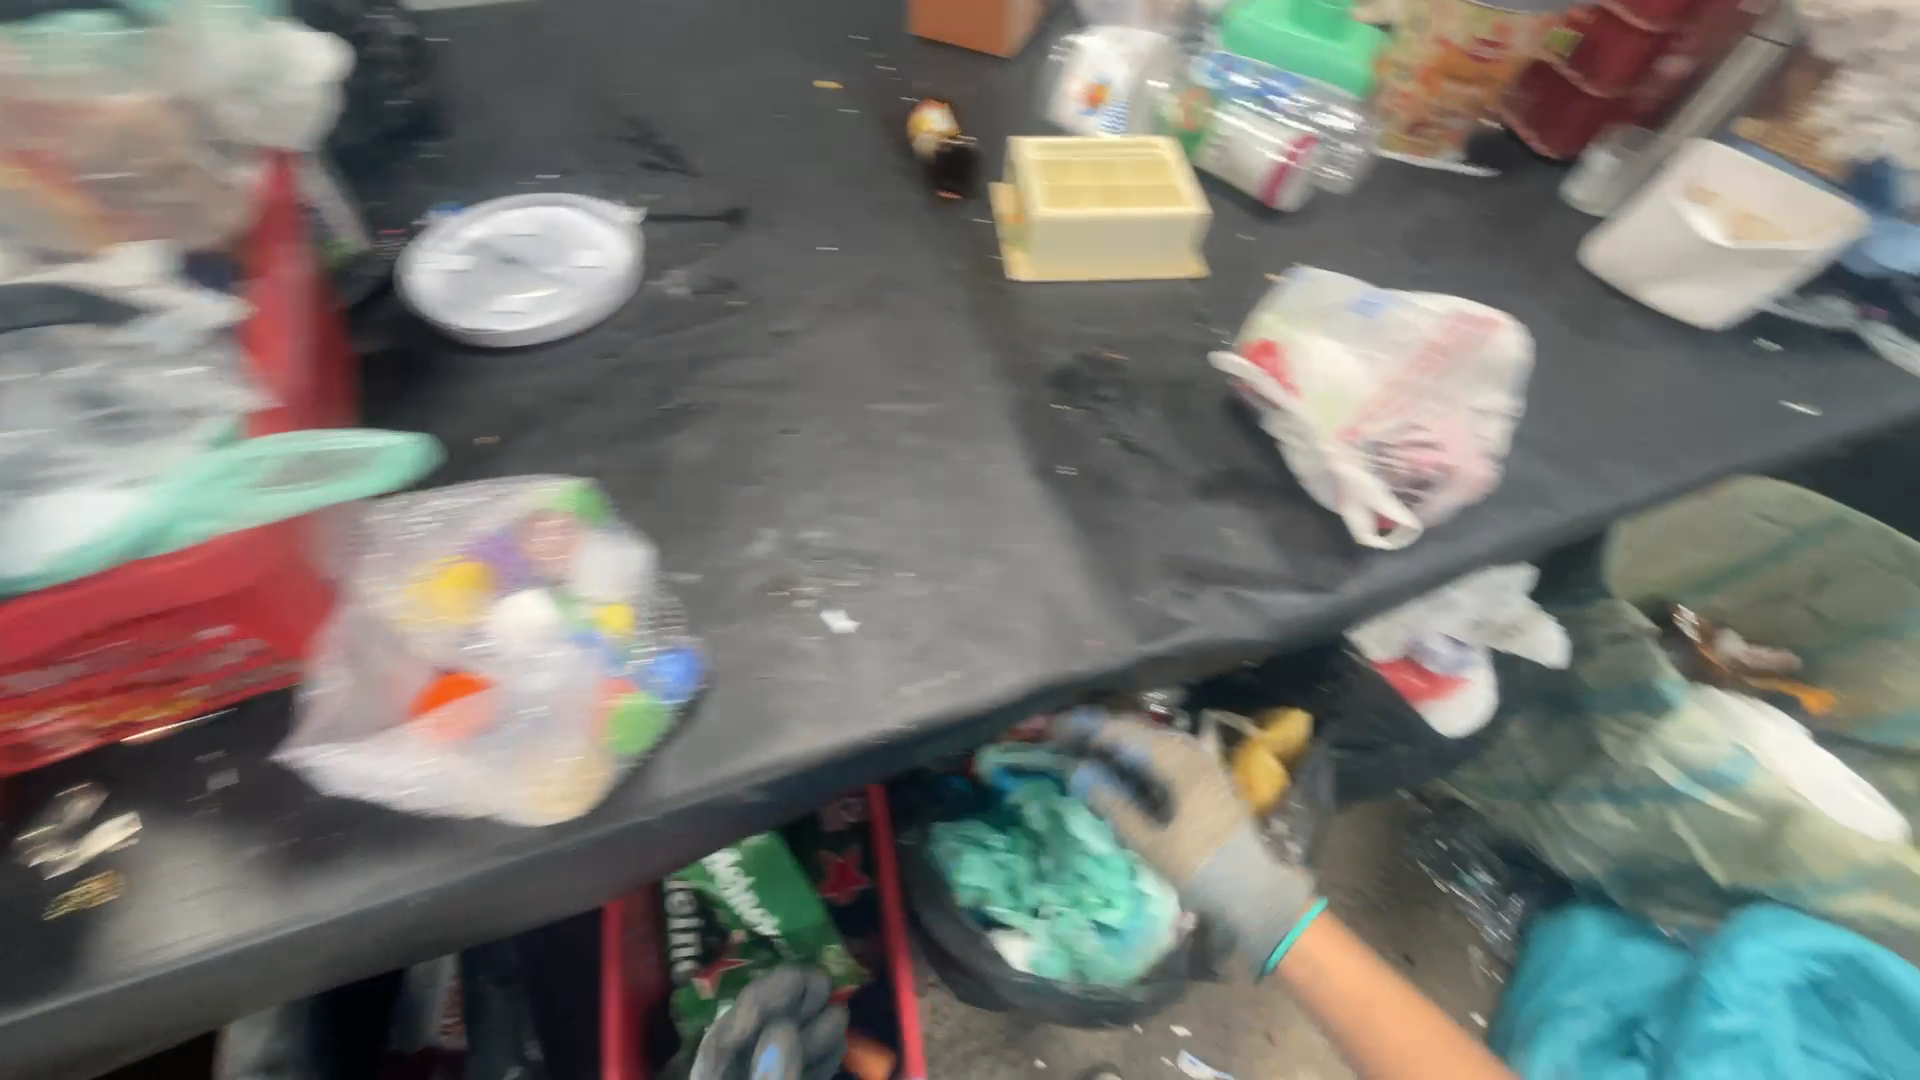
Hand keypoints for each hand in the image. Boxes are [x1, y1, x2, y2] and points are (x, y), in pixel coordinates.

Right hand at [1054, 709, 1320, 978]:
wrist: (1259, 897)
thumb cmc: (1204, 872)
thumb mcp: (1152, 844)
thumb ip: (1114, 804)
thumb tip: (1077, 772)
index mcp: (1179, 763)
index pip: (1123, 733)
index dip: (1087, 728)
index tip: (1055, 730)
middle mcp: (1193, 753)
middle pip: (1138, 730)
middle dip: (1101, 730)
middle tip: (1066, 737)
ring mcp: (1206, 763)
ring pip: (1154, 738)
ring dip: (1122, 739)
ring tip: (1092, 746)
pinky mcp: (1210, 778)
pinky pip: (1170, 751)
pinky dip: (1145, 751)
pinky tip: (1135, 757)